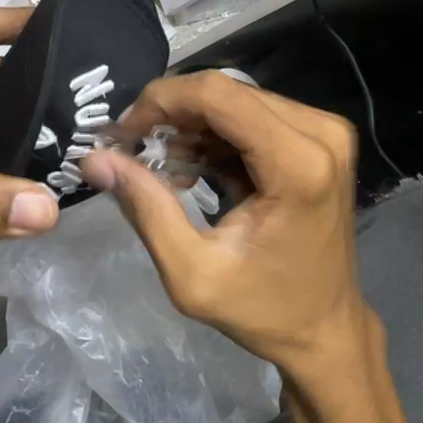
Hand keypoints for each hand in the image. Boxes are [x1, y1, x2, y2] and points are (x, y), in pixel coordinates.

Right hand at [80, 71, 366, 372]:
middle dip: (171, 113)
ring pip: (234, 98)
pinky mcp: (319, 136)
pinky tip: (197, 169)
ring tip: (166, 168)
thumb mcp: (191, 273)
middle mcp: (320, 133)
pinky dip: (215, 133)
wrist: (327, 331)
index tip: (123, 133)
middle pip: (224, 91)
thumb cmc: (263, 310)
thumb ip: (146, 208)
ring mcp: (324, 131)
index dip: (161, 101)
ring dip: (190, 124)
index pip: (217, 95)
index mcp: (299, 164)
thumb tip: (95, 159)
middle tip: (135, 149)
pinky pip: (251, 113)